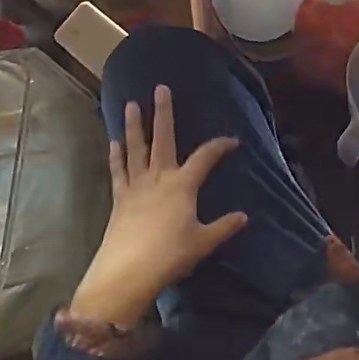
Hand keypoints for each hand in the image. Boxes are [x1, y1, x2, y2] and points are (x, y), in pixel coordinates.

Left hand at [69, 85, 246, 327]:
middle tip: (161, 88)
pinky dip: (117, 155)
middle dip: (164, 112)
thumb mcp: (203, 242)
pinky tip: (114, 141)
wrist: (128, 271)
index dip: (220, 146)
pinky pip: (118, 170)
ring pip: (135, 148)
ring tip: (132, 104)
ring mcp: (136, 185)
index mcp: (183, 185)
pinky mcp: (119, 196)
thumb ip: (224, 226)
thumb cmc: (170, 255)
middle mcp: (159, 177)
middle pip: (163, 138)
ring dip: (134, 125)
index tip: (232, 141)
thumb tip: (243, 216)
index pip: (206, 157)